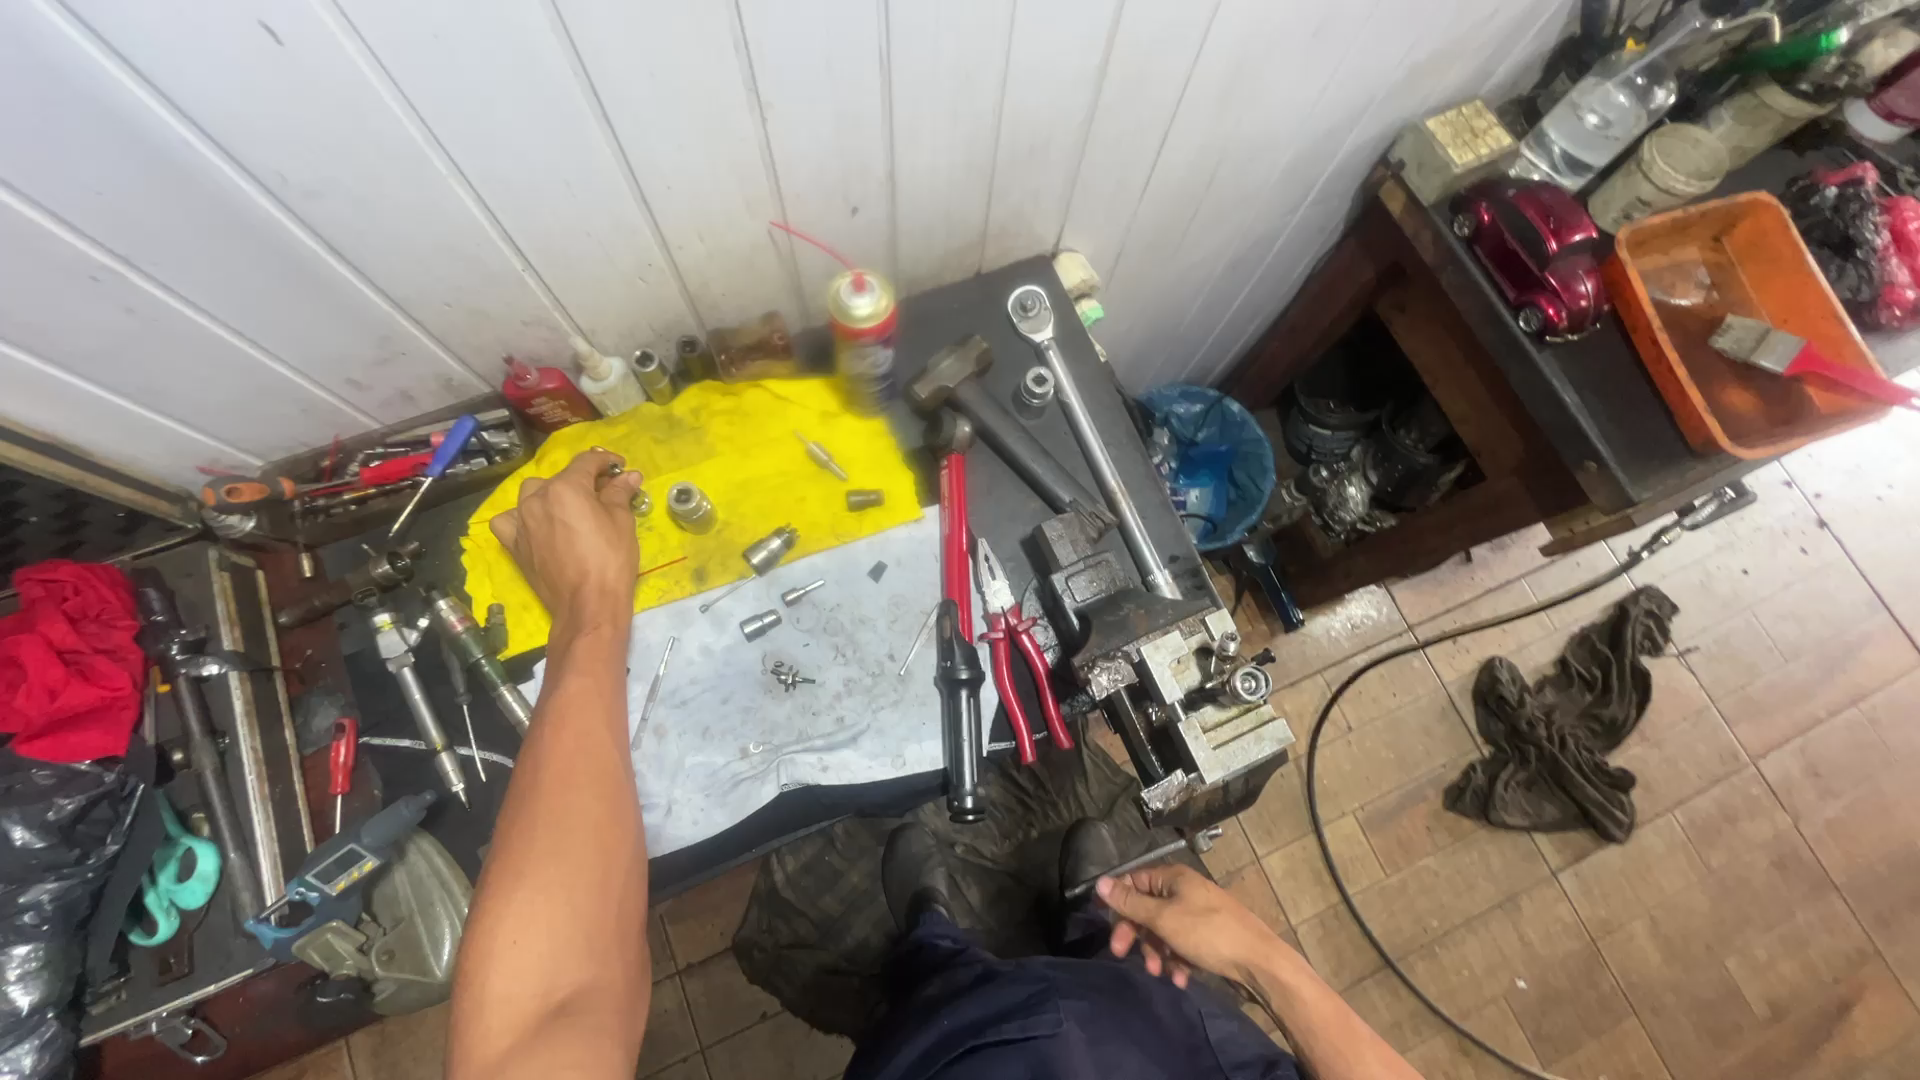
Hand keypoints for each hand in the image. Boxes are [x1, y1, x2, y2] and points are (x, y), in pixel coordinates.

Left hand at [489, 448, 644, 632]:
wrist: (587, 604)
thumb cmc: (611, 560)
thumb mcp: (622, 522)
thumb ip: (620, 493)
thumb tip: (629, 476)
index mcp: (566, 488)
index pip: (586, 461)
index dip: (606, 460)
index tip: (620, 467)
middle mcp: (537, 498)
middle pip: (560, 477)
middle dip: (583, 480)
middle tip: (604, 493)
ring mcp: (521, 520)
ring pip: (533, 493)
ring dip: (552, 494)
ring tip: (570, 508)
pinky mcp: (513, 543)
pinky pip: (511, 519)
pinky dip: (523, 517)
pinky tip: (537, 524)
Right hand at [1096, 862, 1286, 987]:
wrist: (1260, 963)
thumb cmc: (1207, 933)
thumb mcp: (1163, 918)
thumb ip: (1130, 902)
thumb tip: (1100, 881)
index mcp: (1173, 877)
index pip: (1133, 880)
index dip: (1116, 898)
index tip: (1102, 920)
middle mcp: (1184, 890)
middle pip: (1146, 908)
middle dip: (1135, 933)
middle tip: (1121, 953)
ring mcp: (1197, 914)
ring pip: (1162, 930)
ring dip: (1156, 951)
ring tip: (1160, 973)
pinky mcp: (1207, 936)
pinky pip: (1181, 944)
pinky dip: (1176, 960)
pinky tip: (1181, 978)